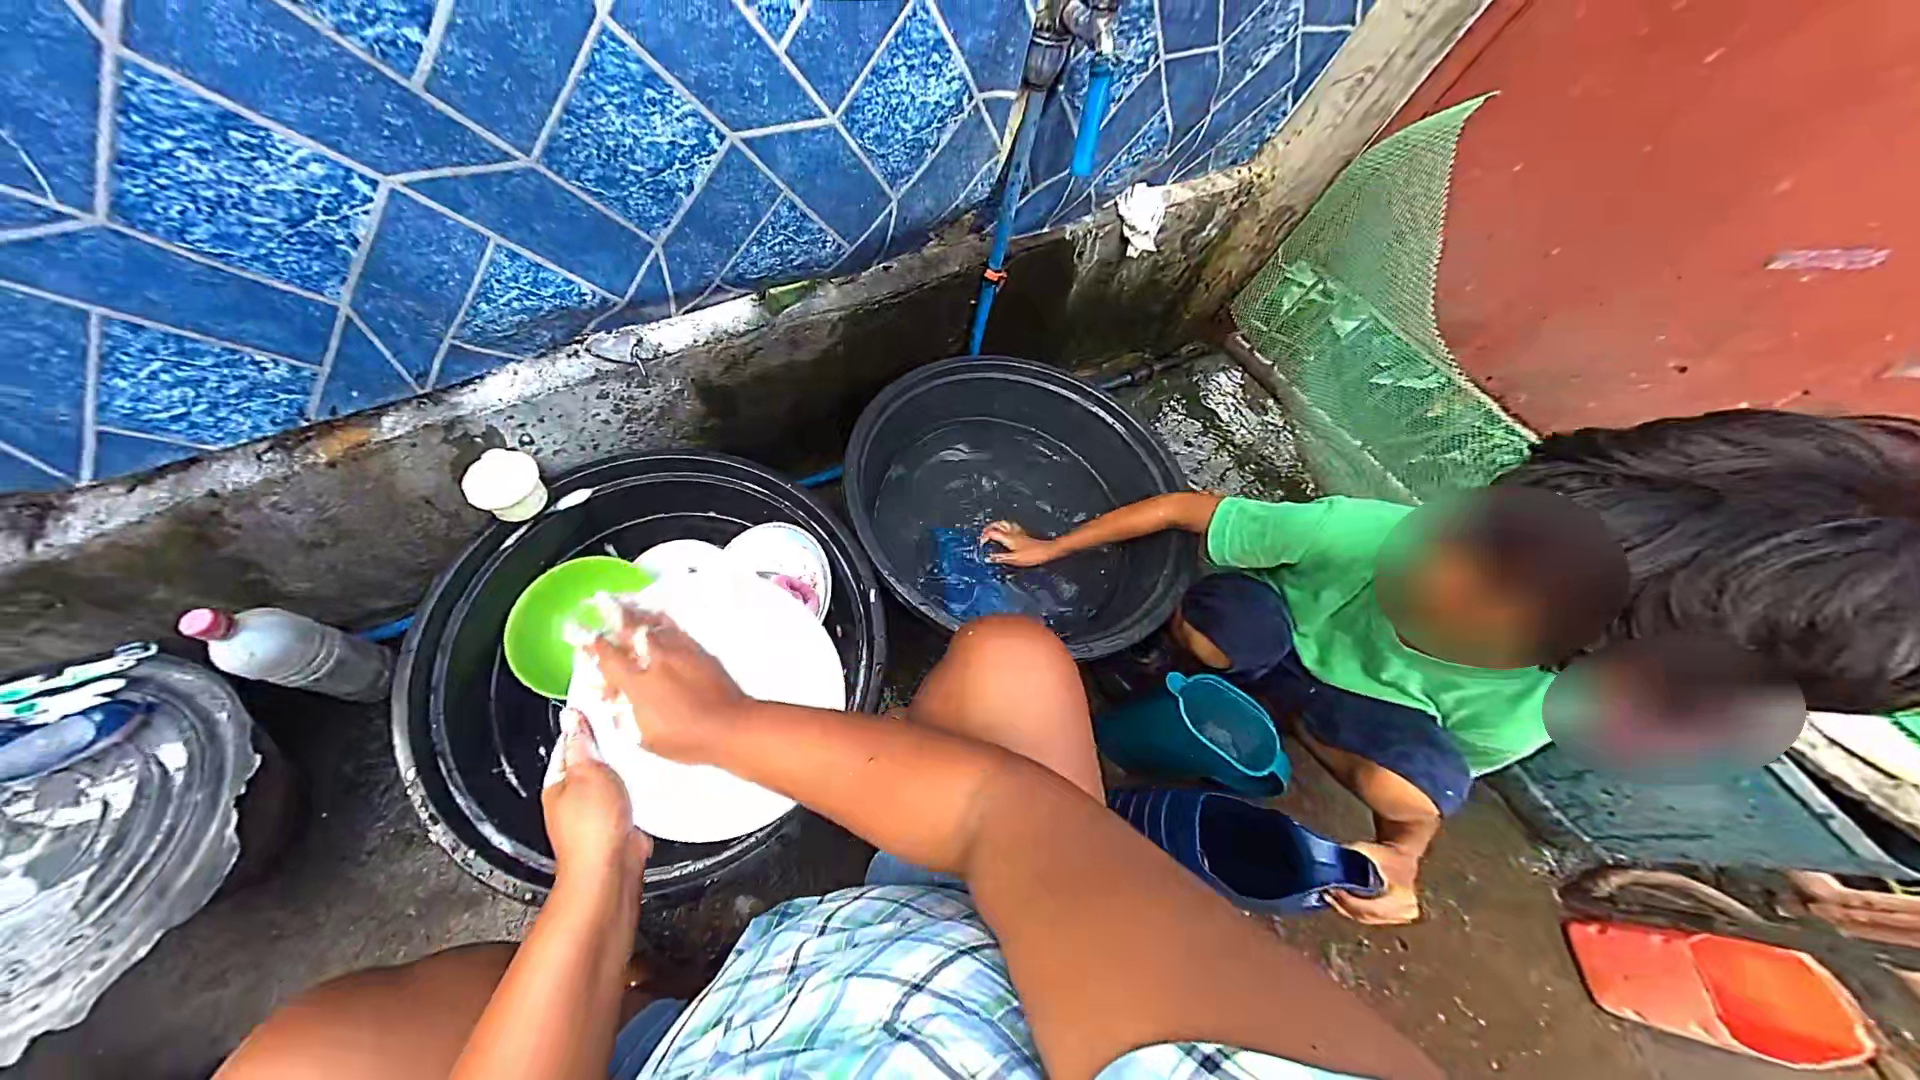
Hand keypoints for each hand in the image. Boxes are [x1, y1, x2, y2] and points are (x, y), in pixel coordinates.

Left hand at [543, 708, 650, 886]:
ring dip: (628, 763)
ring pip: (615, 774)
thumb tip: (570, 717)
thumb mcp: (587, 773)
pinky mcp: (621, 817)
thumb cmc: (592, 825)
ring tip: (644, 744)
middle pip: (594, 759)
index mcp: (559, 782)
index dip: (586, 723)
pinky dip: (640, 782)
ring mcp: (599, 808)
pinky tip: (652, 773)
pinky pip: (631, 791)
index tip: (604, 705)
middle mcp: (575, 795)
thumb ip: (582, 744)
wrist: (612, 866)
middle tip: (630, 724)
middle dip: (612, 743)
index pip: (571, 742)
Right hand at [588, 610, 747, 762]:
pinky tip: (659, 619)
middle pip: (632, 632)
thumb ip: (625, 715)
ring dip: (638, 614)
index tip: (582, 632)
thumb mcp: (644, 736)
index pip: (610, 659)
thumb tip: (615, 699)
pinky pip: (676, 630)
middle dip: (614, 615)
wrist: (730, 725)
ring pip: (655, 626)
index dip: (593, 645)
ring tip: (627, 603)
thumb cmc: (687, 738)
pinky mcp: (700, 651)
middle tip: (602, 600)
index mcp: (639, 684)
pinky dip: (663, 622)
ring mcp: (682, 653)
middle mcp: (658, 662)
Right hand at [981, 520, 1058, 566]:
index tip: (981, 543)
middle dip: (988, 528)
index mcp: (1008, 538)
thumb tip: (988, 558)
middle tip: (983, 534)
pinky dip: (1005, 527)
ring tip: (992, 530)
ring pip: (1004, 523)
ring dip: (996, 525)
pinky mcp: (1023, 534)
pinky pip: (1011, 527)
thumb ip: (1000, 558)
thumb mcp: (1013, 559)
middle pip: (997, 524)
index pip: (991, 533)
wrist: (1047, 551)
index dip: (984, 537)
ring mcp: (1018, 532)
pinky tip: (1006, 532)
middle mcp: (1012, 533)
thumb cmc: (1033, 555)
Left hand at [1328, 841, 1421, 925]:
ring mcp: (1401, 918)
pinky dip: (1353, 911)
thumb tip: (1326, 866)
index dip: (1349, 902)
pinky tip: (1339, 902)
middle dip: (1344, 905)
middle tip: (1326, 893)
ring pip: (1366, 919)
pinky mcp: (1394, 918)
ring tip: (1329, 896)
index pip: (1371, 908)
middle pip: (1367, 916)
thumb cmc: (1384, 854)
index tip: (1332, 890)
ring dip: (1346, 909)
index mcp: (1403, 898)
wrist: (1400, 857)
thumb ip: (1349, 859)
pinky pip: (1370, 918)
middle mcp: (1405, 912)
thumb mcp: (1367, 851)